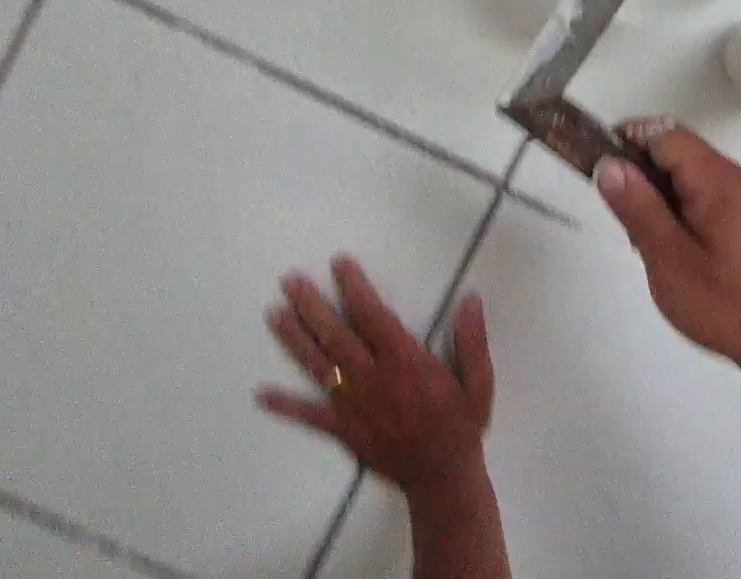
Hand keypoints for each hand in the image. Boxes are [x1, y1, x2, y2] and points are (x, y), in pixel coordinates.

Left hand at [256, 255, 494, 494]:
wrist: (443, 477)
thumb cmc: (461, 423)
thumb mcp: (479, 380)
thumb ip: (473, 338)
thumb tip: (469, 298)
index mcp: (404, 361)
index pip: (373, 315)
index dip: (354, 287)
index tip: (339, 263)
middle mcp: (372, 378)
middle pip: (336, 335)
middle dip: (312, 305)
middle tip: (290, 279)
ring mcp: (353, 405)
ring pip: (318, 365)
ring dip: (294, 338)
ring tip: (273, 313)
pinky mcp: (343, 430)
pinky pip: (310, 416)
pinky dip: (285, 405)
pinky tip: (261, 394)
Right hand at [595, 119, 740, 386]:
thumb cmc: (726, 307)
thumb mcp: (669, 260)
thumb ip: (637, 207)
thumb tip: (608, 163)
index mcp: (722, 180)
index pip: (666, 134)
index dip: (627, 142)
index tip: (600, 172)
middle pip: (681, 152)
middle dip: (644, 175)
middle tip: (625, 222)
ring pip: (695, 176)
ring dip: (664, 196)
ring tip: (650, 245)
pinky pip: (713, 196)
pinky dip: (686, 210)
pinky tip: (680, 252)